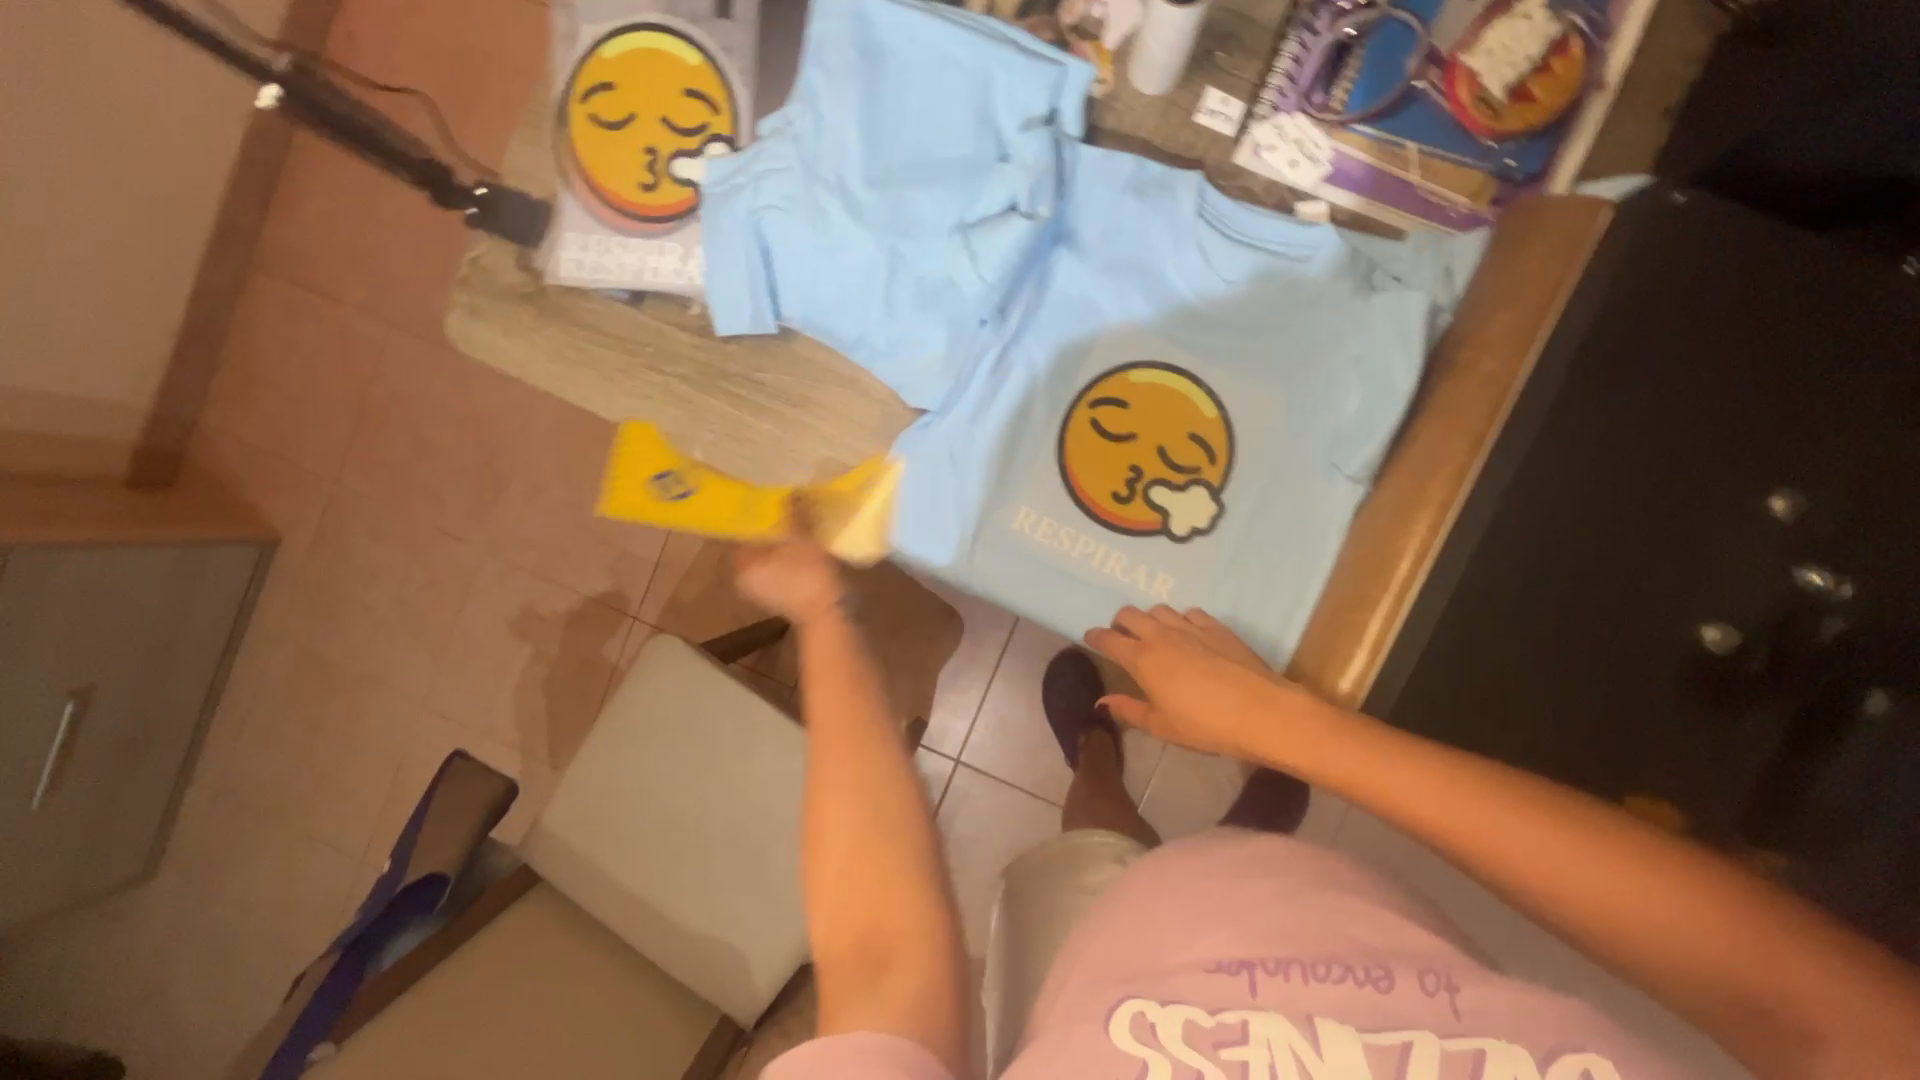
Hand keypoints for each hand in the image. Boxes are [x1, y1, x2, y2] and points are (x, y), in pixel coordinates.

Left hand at [733, 498, 847, 625]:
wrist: (832, 613)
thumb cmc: (808, 574)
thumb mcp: (802, 538)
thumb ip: (794, 513)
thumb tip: (792, 491)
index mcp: (742, 566)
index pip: (738, 535)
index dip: (749, 517)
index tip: (762, 500)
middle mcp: (748, 580)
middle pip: (755, 548)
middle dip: (769, 530)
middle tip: (781, 507)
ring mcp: (766, 593)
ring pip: (770, 561)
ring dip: (782, 545)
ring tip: (798, 523)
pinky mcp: (785, 599)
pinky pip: (784, 572)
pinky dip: (792, 559)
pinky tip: (807, 545)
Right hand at [1084, 606, 1337, 762]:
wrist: (1260, 711)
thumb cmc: (1204, 725)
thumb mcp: (1161, 726)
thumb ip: (1129, 710)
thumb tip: (1102, 702)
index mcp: (1141, 659)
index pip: (1108, 639)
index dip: (1095, 637)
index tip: (1090, 638)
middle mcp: (1161, 635)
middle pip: (1130, 614)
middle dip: (1120, 622)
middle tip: (1122, 636)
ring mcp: (1190, 627)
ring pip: (1160, 609)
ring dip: (1150, 618)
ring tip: (1154, 633)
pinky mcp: (1217, 627)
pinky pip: (1190, 613)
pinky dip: (1181, 620)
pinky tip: (1188, 633)